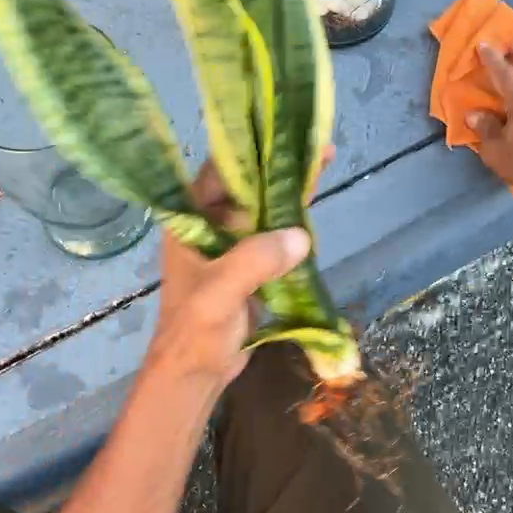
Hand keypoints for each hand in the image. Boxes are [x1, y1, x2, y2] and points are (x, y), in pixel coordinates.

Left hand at [141, 164, 311, 395]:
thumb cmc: (195, 331)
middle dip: (278, 168)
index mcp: (189, 223)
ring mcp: (229, 246)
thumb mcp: (219, 293)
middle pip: (246, 186)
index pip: (217, 173)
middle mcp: (208, 227)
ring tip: (323, 165)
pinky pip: (273, 236)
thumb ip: (255, 261)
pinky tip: (314, 210)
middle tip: (317, 149)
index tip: (281, 137)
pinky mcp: (248, 266)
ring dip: (289, 192)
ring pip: (263, 209)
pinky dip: (293, 223)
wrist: (195, 375)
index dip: (248, 153)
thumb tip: (301, 236)